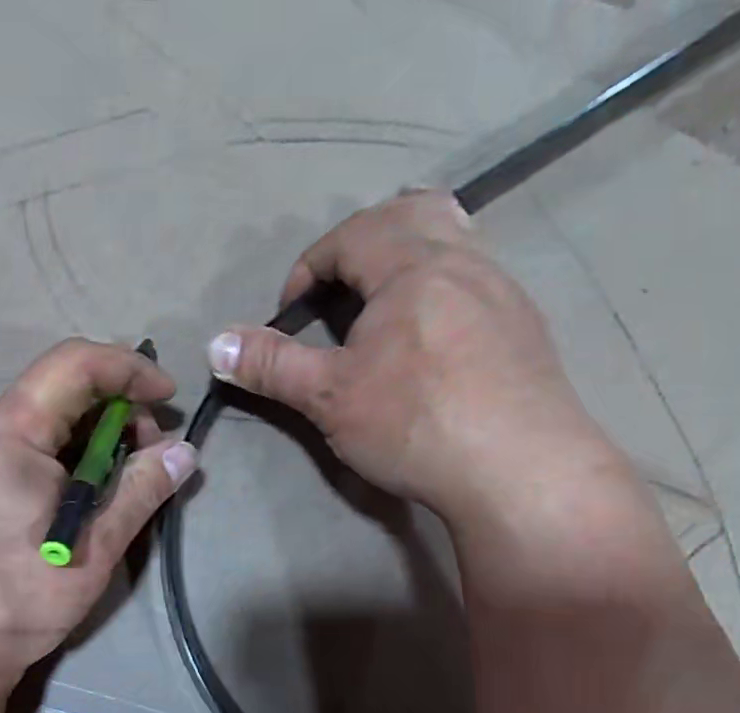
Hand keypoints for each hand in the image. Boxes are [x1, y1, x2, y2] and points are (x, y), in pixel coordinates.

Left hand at [0, 338, 196, 690]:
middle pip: (57, 385)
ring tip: (121, 474)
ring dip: (89, 431)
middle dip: (114, 405)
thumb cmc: (20, 598)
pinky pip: (20, 440)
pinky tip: (83, 486)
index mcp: (5, 432)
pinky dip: (61, 449)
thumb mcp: (95, 545)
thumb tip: (185, 452)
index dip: (129, 368)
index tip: (168, 396)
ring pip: (40, 414)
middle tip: (149, 451)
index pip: (74, 363)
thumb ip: (141, 489)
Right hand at [205, 191, 626, 534]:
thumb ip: (270, 364)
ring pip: (451, 241)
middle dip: (361, 242)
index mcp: (414, 267)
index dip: (308, 267)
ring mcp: (503, 292)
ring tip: (378, 312)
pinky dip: (436, 289)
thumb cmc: (415, 423)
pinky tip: (425, 344)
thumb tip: (215, 344)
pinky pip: (473, 278)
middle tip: (337, 291)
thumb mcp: (328, 396)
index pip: (350, 235)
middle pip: (412, 213)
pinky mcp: (524, 327)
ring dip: (404, 261)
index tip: (289, 316)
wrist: (521, 472)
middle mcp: (466, 263)